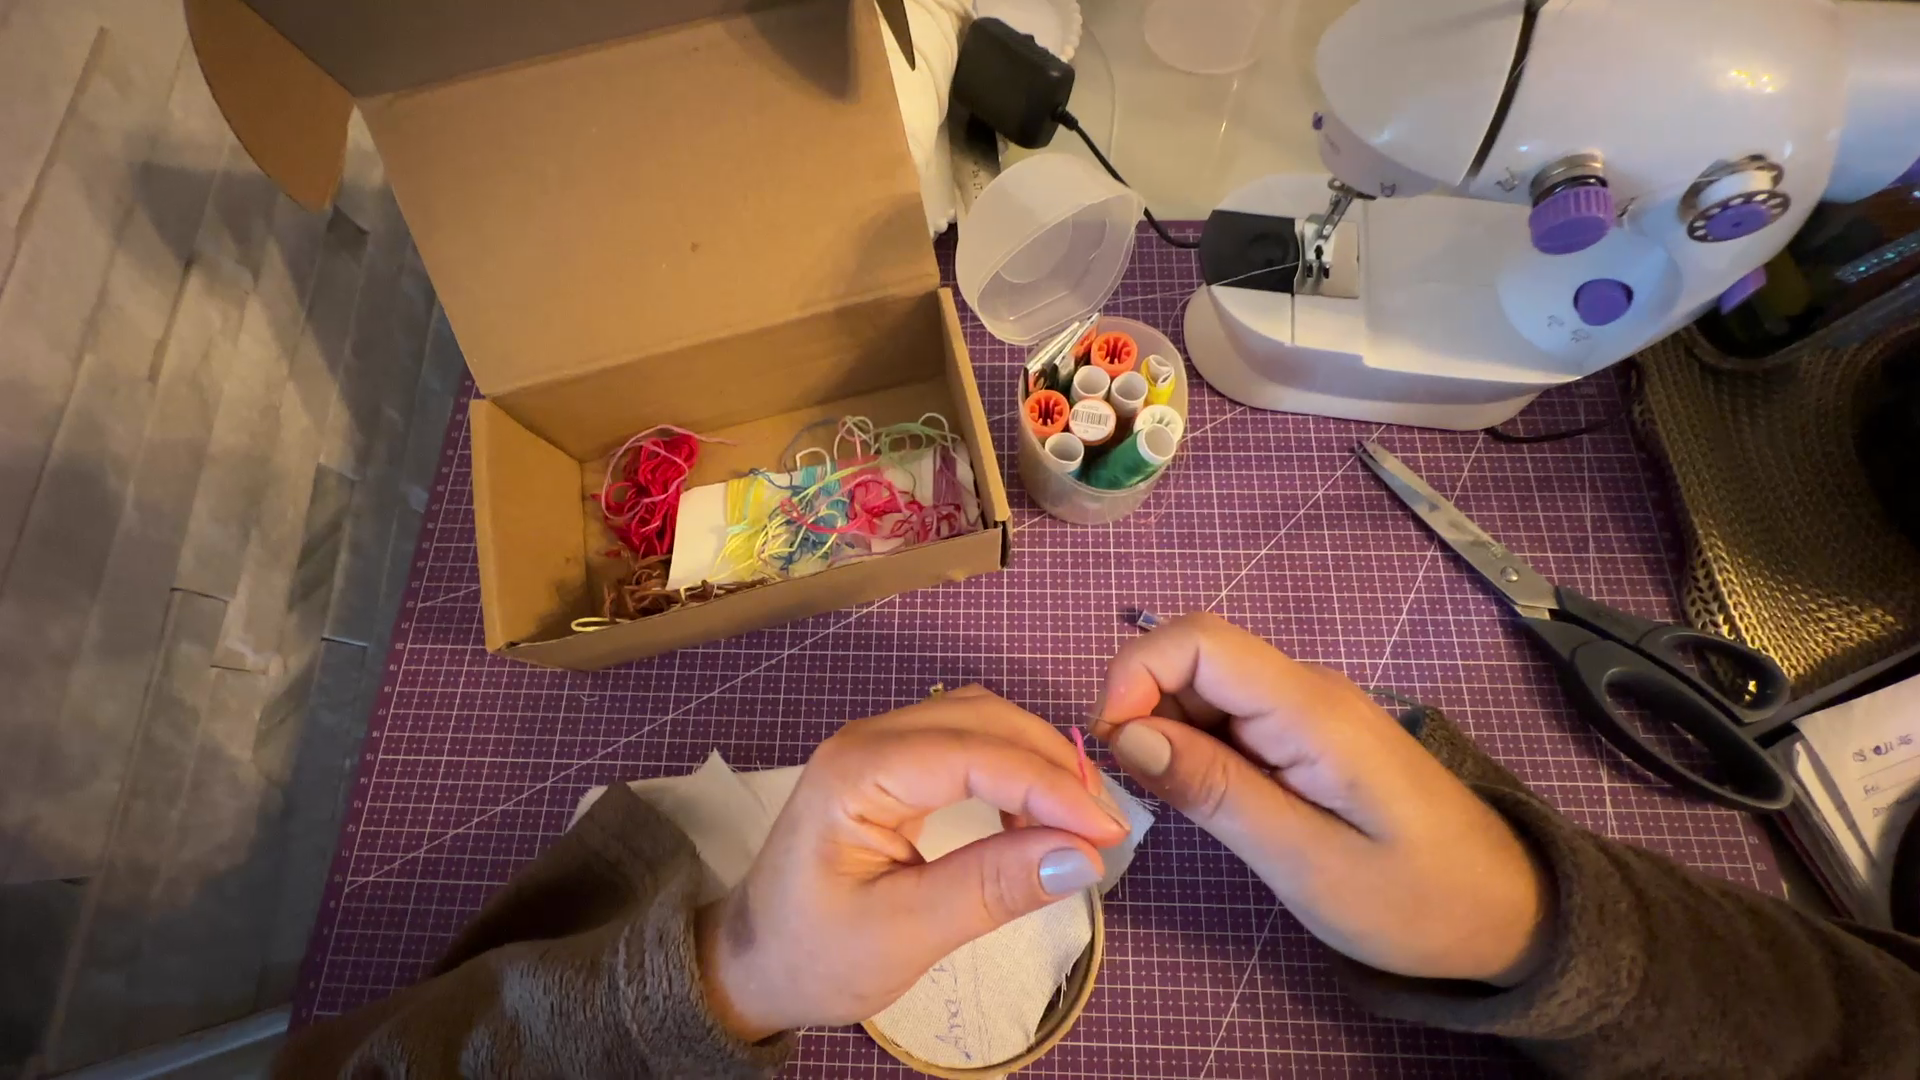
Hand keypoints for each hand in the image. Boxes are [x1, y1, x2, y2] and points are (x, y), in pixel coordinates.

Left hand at [696, 687, 1129, 1039]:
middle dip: (1047, 762)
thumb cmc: (814, 955)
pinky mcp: (893, 763)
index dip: (1045, 785)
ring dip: (1033, 759)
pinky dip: (1009, 768)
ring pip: (978, 721)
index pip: (971, 752)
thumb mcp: (903, 934)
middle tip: (1100, 826)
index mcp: (858, 770)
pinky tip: (1030, 813)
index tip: (1106, 832)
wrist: (753, 963)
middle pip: (980, 718)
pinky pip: (965, 742)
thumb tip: (1081, 855)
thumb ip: (991, 888)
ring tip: (1074, 820)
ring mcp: (880, 745)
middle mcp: (869, 738)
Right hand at [1092, 613, 1552, 985]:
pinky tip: (1195, 786)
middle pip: (1191, 653)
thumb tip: (1126, 736)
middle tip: (1129, 779)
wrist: (1511, 917)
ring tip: (1166, 792)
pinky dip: (1187, 740)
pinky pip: (1222, 711)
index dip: (1135, 672)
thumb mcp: (1306, 862)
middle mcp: (1301, 687)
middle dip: (1139, 701)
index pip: (1197, 639)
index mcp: (1309, 708)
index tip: (1110, 742)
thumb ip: (1215, 791)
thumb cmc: (1416, 901)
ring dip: (1159, 723)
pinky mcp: (1296, 729)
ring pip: (1200, 681)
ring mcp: (1300, 706)